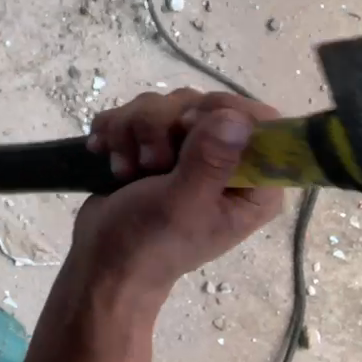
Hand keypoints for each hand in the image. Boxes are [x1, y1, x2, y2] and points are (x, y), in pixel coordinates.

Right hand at [70, 89, 285, 297]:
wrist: (102, 258)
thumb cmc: (151, 241)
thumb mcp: (183, 204)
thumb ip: (210, 161)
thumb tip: (235, 118)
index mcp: (251, 181)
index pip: (258, 120)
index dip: (221, 111)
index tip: (187, 125)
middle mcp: (222, 160)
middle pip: (199, 104)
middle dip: (160, 125)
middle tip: (149, 162)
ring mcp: (182, 150)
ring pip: (159, 104)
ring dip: (130, 131)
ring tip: (123, 169)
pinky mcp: (146, 144)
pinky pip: (129, 110)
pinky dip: (112, 130)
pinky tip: (104, 154)